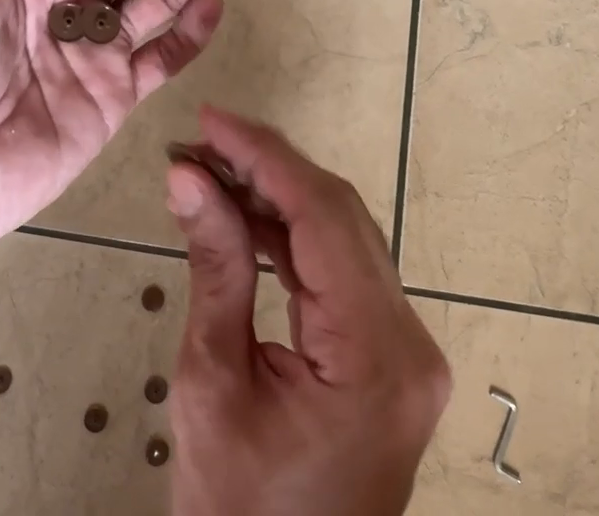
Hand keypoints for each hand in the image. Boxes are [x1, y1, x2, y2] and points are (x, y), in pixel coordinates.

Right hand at [167, 107, 451, 515]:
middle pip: (341, 222)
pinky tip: (246, 218)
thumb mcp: (212, 384)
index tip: (211, 121)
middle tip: (201, 143)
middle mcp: (409, 341)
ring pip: (343, 241)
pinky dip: (292, 243)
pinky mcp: (388, 357)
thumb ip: (213, 270)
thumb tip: (189, 177)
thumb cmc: (236, 505)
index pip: (323, 219)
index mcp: (376, 353)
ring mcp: (405, 350)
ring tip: (213, 172)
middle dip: (269, 171)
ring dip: (278, 201)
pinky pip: (340, 277)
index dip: (266, 158)